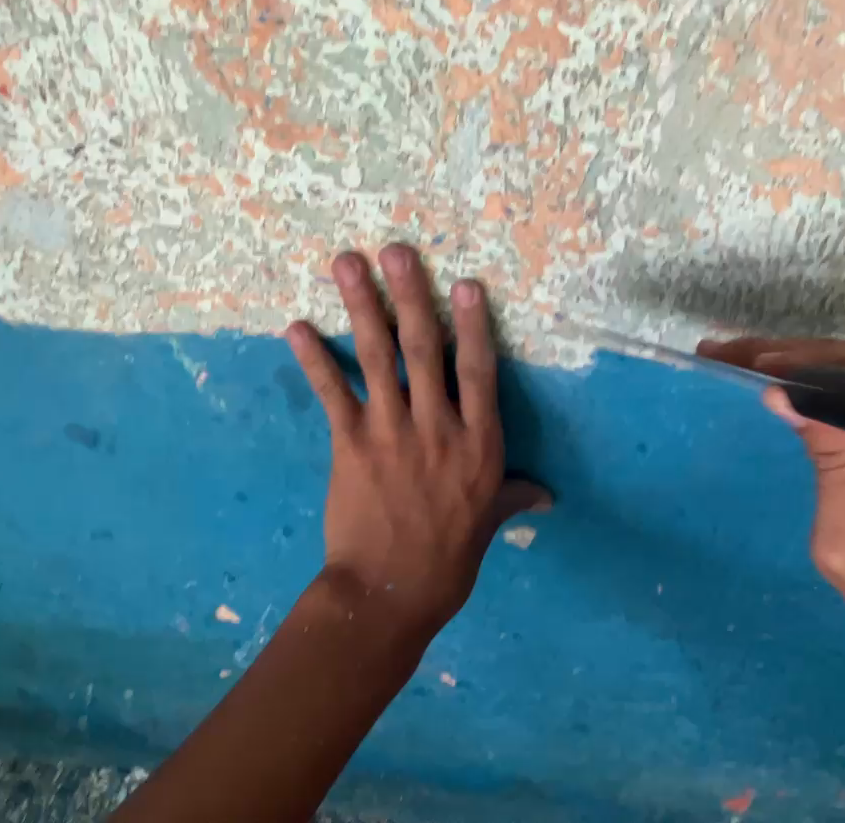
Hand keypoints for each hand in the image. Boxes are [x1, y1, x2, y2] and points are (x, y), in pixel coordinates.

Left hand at [285, 245, 549, 645]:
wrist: (389, 595)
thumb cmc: (447, 561)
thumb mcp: (488, 524)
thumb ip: (514, 497)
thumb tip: (548, 496)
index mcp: (478, 444)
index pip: (479, 372)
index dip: (473, 325)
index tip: (465, 283)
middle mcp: (437, 427)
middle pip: (425, 348)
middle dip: (409, 294)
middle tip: (395, 250)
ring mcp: (391, 432)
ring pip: (378, 356)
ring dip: (361, 306)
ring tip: (347, 264)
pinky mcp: (350, 444)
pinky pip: (332, 392)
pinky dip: (314, 358)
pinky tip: (297, 327)